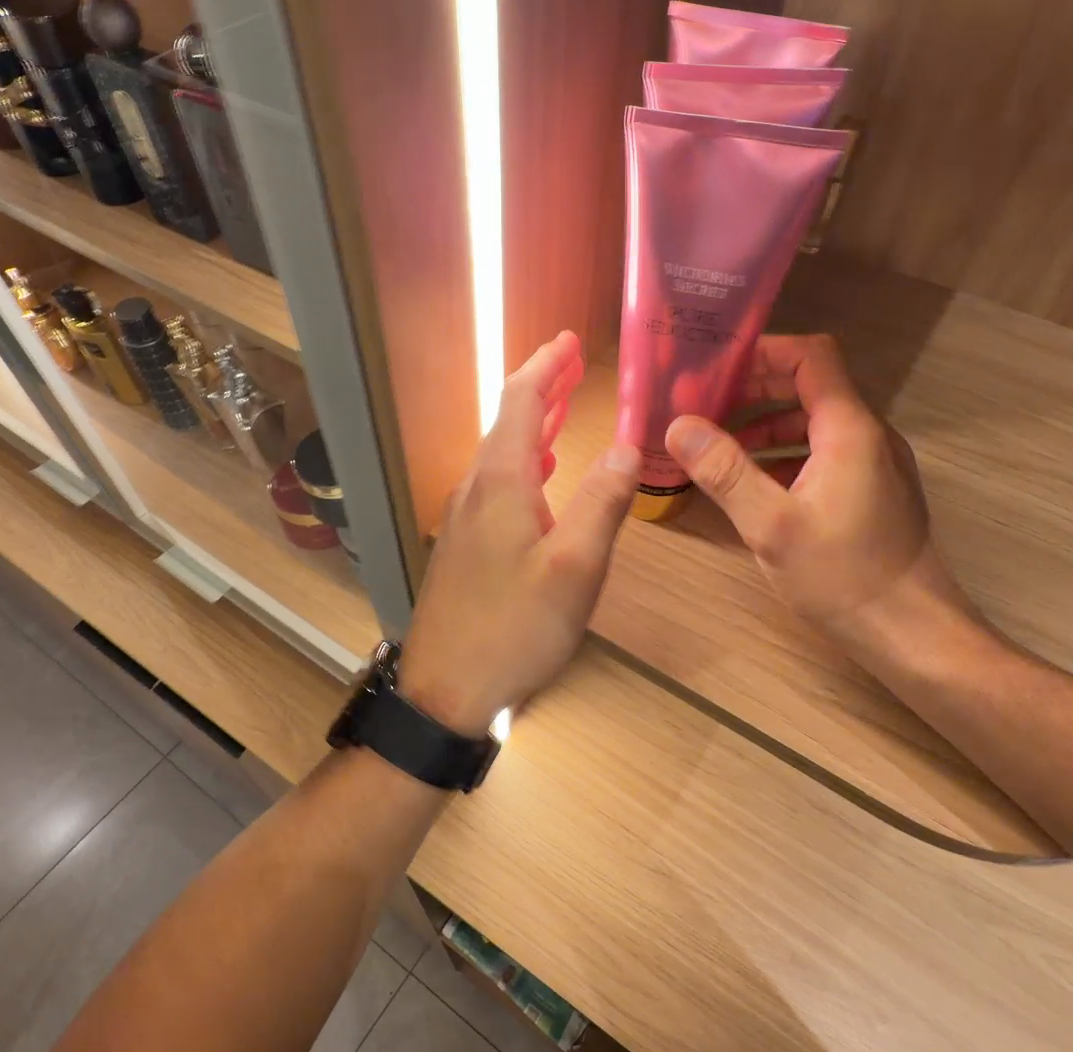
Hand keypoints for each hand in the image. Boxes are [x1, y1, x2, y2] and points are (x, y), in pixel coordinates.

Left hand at [399, 331, 639, 736]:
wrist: (445, 689)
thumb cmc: (514, 628)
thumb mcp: (574, 570)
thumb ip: (601, 504)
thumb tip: (627, 445)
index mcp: (500, 484)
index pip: (519, 403)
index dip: (546, 367)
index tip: (571, 341)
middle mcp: (475, 491)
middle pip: (507, 424)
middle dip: (541, 388)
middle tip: (573, 363)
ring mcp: (463, 521)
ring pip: (500, 456)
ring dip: (532, 425)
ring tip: (563, 408)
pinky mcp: (462, 548)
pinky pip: (495, 485)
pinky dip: (522, 463)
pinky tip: (538, 477)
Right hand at [664, 334, 968, 645]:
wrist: (909, 628)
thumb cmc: (841, 575)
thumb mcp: (770, 525)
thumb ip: (724, 471)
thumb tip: (678, 425)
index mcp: (849, 430)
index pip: (812, 357)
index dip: (764, 351)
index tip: (716, 365)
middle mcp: (869, 435)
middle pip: (812, 385)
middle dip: (757, 388)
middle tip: (705, 404)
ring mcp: (876, 463)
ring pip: (817, 423)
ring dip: (768, 424)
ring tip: (719, 447)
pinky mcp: (874, 491)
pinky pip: (826, 452)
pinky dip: (787, 454)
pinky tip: (755, 484)